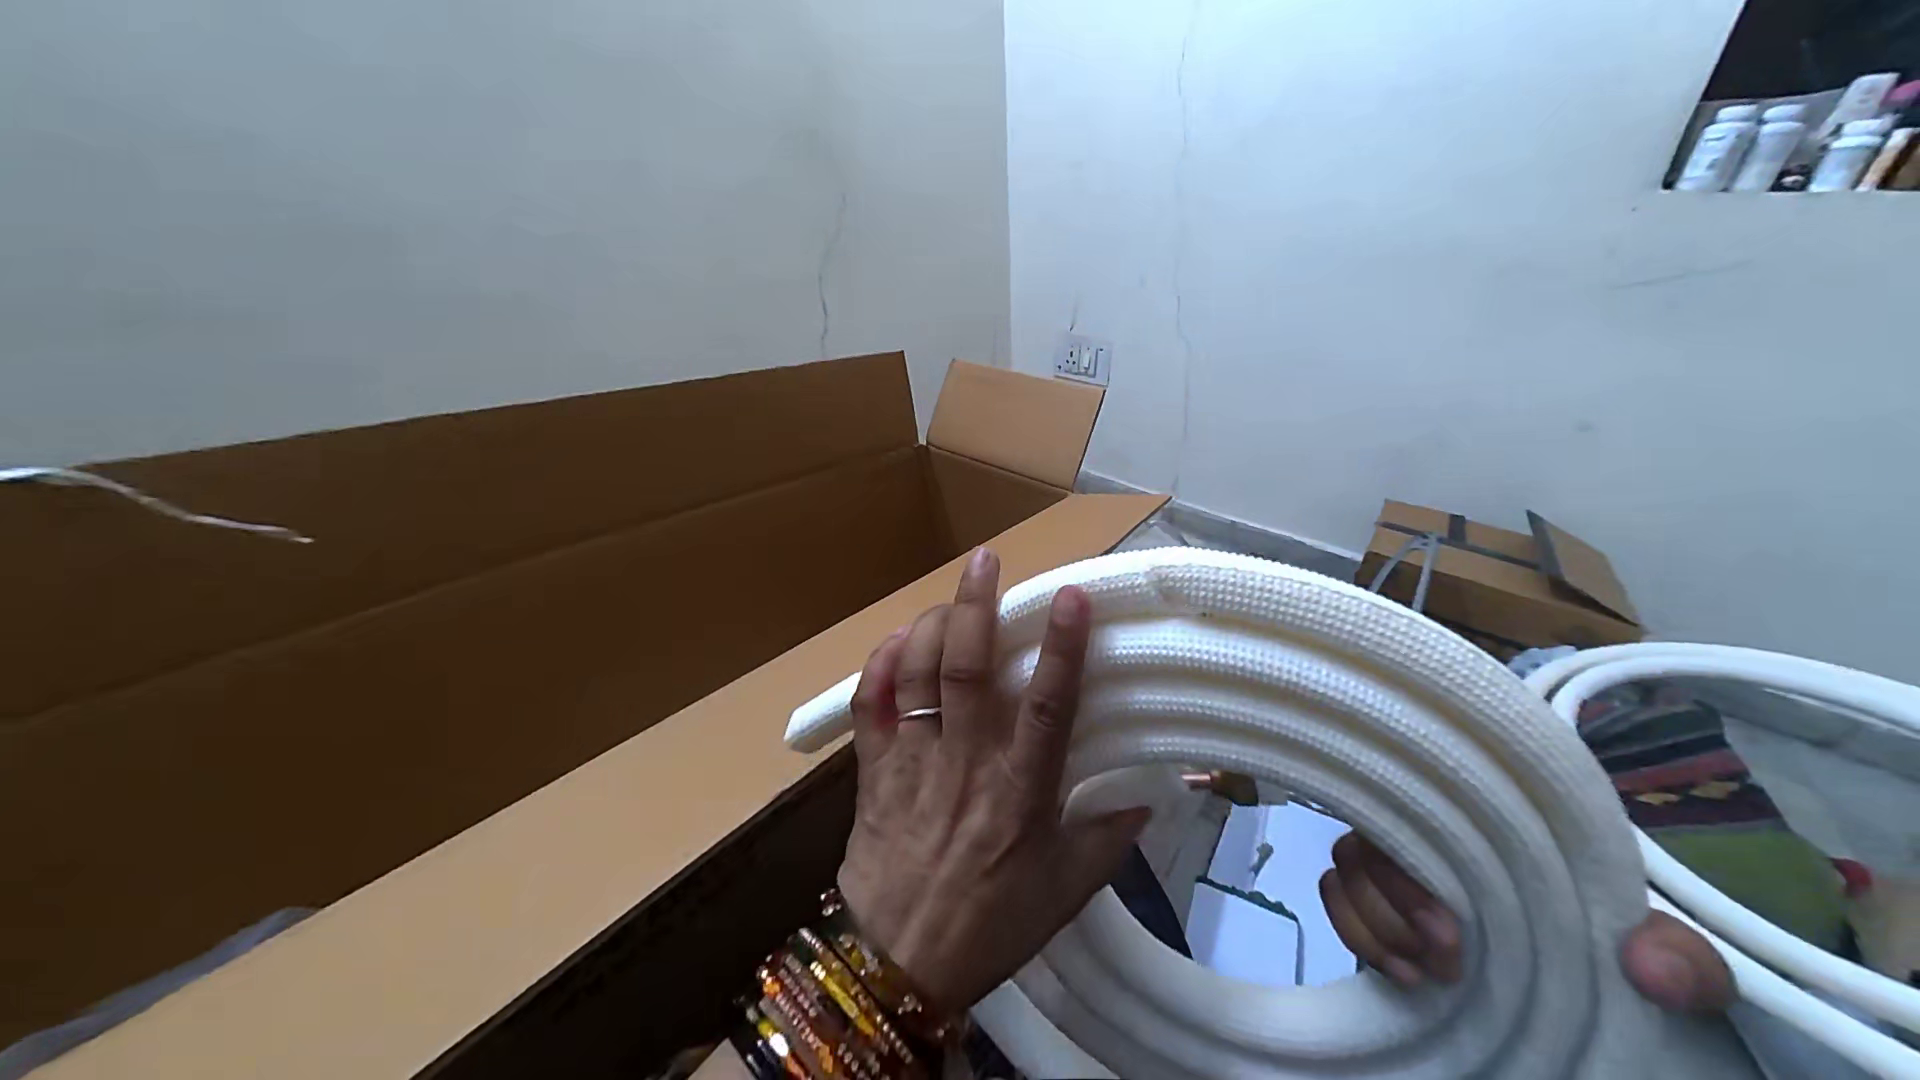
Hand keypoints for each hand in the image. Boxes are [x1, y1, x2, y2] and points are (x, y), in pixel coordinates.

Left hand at [836, 547, 1151, 1015]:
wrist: (897, 964)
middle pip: (969, 669)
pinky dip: (879, 666)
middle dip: (977, 607)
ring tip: (948, 598)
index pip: (1049, 706)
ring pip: (916, 674)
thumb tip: (1149, 794)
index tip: (1073, 597)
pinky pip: (869, 705)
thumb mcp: (1064, 892)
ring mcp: (913, 761)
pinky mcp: (872, 769)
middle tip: (985, 560)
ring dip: (929, 626)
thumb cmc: (990, 925)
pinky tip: (895, 642)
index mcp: (1019, 790)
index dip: (1064, 648)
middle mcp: (965, 761)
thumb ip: (1106, 838)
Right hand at [1321, 833, 1733, 1012]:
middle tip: (1450, 961)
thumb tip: (1644, 969)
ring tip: (1429, 973)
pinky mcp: (1374, 897)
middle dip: (1394, 910)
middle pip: (1362, 846)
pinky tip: (1402, 972)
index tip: (1451, 930)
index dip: (1410, 872)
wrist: (1593, 949)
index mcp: (1476, 820)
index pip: (1408, 812)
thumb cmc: (1616, 926)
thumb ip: (1679, 955)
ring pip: (1343, 870)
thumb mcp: (1670, 947)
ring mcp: (1391, 863)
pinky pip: (1334, 895)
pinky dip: (1355, 932)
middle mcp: (1419, 829)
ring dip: (1375, 926)